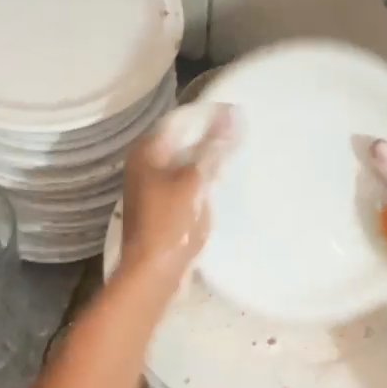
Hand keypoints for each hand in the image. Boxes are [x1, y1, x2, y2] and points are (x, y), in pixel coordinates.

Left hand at [118, 104, 235, 283]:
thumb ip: (214, 148)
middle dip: (210, 139)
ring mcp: (151, 188)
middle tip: (242, 136)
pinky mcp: (161, 208)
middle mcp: (144, 165)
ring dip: (207, 162)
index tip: (239, 115)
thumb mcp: (194, 182)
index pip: (181, 119)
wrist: (153, 274)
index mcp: (147, 152)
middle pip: (182, 142)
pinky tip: (220, 186)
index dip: (209, 115)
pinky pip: (185, 184)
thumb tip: (234, 113)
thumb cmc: (170, 226)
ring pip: (184, 164)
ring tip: (236, 158)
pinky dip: (202, 182)